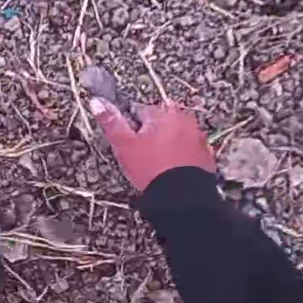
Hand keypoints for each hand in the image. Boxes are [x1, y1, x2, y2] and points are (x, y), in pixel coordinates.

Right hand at [90, 98, 215, 193]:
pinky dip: (180, 157)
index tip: (129, 143)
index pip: (139, 110)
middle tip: (142, 156)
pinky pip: (188, 150)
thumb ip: (111, 122)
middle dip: (150, 134)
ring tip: (156, 165)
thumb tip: (97, 102)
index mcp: (163, 114)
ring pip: (174, 135)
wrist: (181, 199)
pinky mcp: (205, 155)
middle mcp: (184, 120)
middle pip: (159, 122)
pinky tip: (170, 170)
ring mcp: (197, 137)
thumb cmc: (153, 171)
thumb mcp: (124, 146)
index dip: (130, 128)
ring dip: (166, 145)